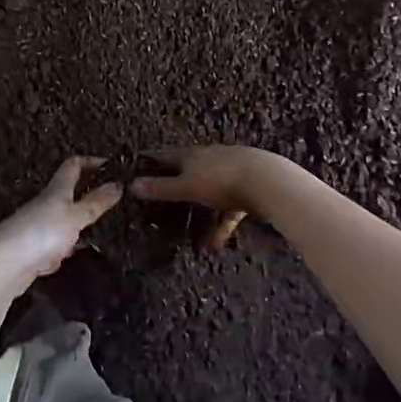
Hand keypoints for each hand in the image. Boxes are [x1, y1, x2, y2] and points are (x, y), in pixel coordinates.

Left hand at [0, 156, 121, 294]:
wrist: (3, 265)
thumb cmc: (42, 232)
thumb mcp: (75, 216)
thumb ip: (96, 203)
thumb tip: (118, 184)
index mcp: (56, 190)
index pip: (73, 165)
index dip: (91, 161)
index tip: (111, 166)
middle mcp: (45, 205)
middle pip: (68, 194)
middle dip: (87, 198)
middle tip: (111, 204)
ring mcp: (36, 228)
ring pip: (60, 223)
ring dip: (74, 229)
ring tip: (95, 236)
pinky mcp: (30, 251)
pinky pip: (50, 247)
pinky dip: (58, 251)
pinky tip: (63, 260)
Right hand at [130, 145, 299, 249]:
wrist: (268, 182)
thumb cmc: (222, 181)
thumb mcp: (187, 186)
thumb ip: (161, 187)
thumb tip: (132, 184)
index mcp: (192, 155)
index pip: (165, 156)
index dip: (150, 162)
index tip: (136, 168)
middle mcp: (210, 159)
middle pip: (188, 174)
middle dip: (177, 189)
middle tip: (161, 205)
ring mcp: (230, 174)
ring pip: (209, 195)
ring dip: (201, 216)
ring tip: (191, 239)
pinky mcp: (247, 191)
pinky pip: (228, 211)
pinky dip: (220, 226)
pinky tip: (215, 246)